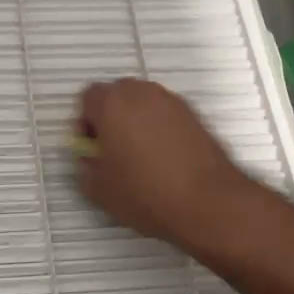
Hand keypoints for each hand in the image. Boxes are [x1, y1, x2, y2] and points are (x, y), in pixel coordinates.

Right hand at [76, 78, 266, 253]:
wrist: (208, 201)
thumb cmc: (146, 193)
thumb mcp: (100, 189)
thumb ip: (85, 167)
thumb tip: (90, 159)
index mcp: (112, 104)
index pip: (88, 97)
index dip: (85, 122)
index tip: (91, 148)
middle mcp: (141, 92)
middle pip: (117, 95)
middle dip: (110, 117)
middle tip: (113, 149)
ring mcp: (171, 101)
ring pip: (143, 103)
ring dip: (136, 121)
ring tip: (140, 155)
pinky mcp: (194, 114)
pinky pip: (166, 113)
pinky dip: (160, 127)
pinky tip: (164, 158)